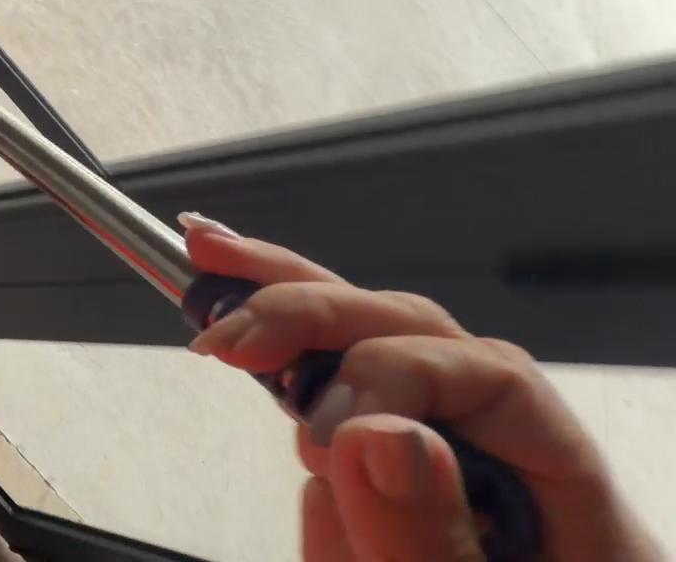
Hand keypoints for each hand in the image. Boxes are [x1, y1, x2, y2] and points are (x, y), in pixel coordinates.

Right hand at [180, 216, 663, 561]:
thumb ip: (424, 546)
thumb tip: (375, 430)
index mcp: (578, 520)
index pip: (494, 381)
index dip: (391, 374)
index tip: (309, 429)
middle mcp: (511, 466)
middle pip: (421, 334)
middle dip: (316, 317)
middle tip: (229, 336)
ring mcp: (442, 456)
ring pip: (372, 335)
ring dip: (286, 300)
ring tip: (211, 258)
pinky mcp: (378, 460)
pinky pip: (329, 375)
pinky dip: (276, 325)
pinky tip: (230, 287)